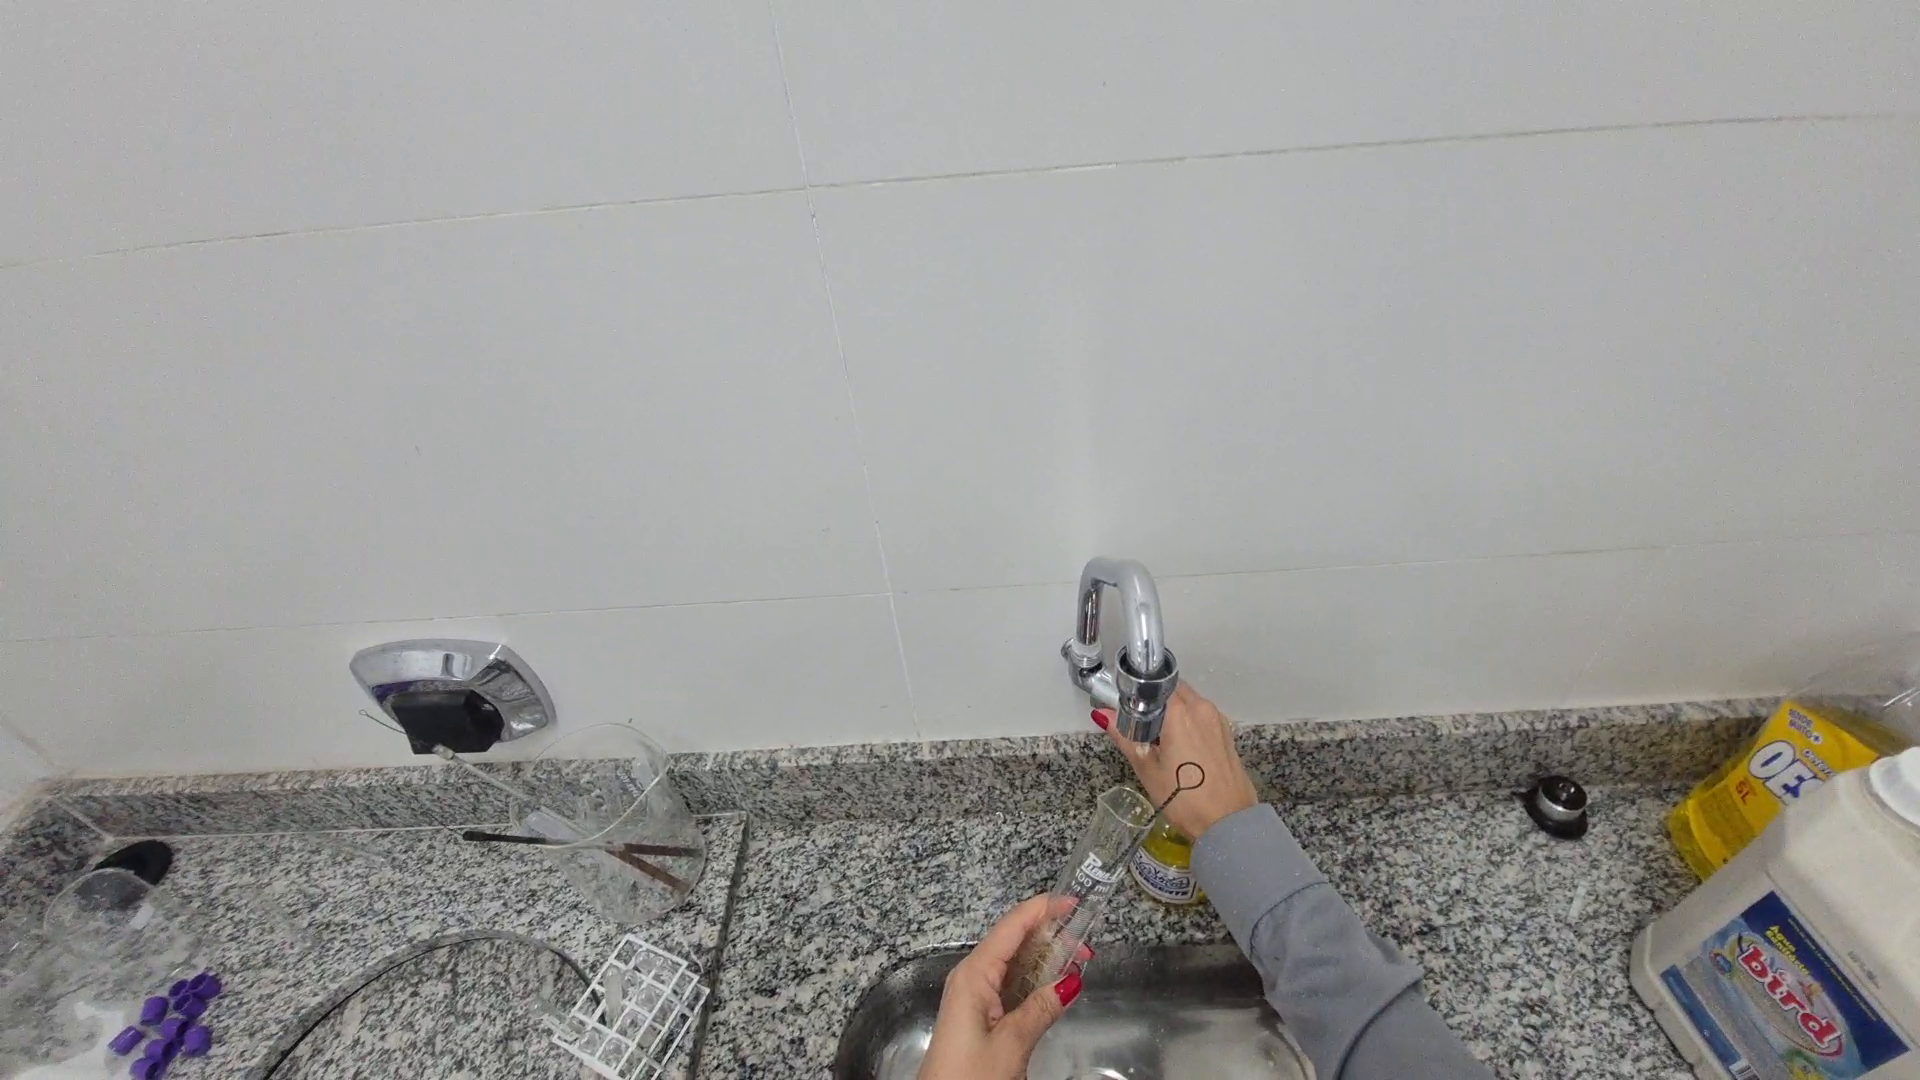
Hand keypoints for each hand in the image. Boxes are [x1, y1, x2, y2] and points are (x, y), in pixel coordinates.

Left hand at [918, 895, 1086, 1079]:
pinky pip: (1009, 982)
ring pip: (1013, 961)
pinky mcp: (979, 1012)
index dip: (1041, 909)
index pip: (1011, 926)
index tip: (1073, 901)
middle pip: (1013, 939)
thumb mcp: (1011, 1045)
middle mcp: (972, 974)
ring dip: (1044, 957)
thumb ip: (1041, 1009)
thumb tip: (1072, 981)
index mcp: (974, 972)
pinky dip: (1034, 978)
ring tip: (1077, 958)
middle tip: (1085, 942)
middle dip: (1049, 933)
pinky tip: (1054, 983)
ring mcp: (974, 993)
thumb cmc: (970, 1077)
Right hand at [1096, 682, 1258, 840]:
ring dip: (1172, 713)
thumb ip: (1124, 735)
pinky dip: (1188, 723)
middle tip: (1140, 726)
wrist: (1229, 825)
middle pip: (1173, 691)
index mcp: (1181, 712)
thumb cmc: (1184, 797)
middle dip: (1155, 702)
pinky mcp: (1227, 735)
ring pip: (1189, 703)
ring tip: (1159, 740)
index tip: (1126, 708)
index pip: (1154, 685)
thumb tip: (1102, 714)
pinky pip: (1202, 717)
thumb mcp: (1147, 768)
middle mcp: (1202, 709)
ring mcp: (1218, 721)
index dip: (1138, 694)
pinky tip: (1180, 749)